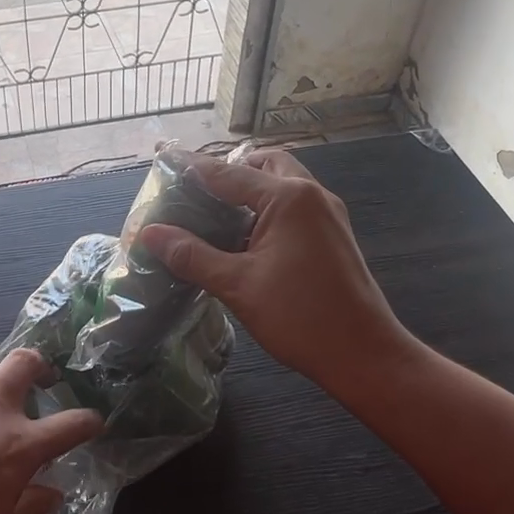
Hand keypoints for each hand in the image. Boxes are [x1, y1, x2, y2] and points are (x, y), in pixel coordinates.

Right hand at [139, 149, 409, 389]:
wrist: (364, 354)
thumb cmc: (300, 317)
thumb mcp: (237, 285)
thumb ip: (192, 255)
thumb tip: (149, 234)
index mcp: (288, 198)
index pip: (228, 172)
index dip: (191, 167)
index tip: (162, 159)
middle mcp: (312, 195)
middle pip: (265, 166)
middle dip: (231, 172)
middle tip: (199, 193)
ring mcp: (329, 216)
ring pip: (284, 185)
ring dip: (253, 191)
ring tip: (217, 216)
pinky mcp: (334, 237)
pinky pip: (296, 207)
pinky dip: (269, 210)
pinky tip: (247, 241)